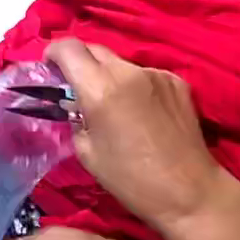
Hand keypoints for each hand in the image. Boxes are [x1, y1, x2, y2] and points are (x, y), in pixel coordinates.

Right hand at [45, 38, 239, 234]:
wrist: (189, 191)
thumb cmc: (131, 180)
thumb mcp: (87, 152)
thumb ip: (76, 117)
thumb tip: (76, 104)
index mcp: (100, 88)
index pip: (69, 48)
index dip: (54, 53)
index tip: (50, 67)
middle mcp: (128, 72)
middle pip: (95, 49)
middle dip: (80, 62)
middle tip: (76, 88)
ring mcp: (156, 73)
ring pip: (121, 63)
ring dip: (110, 76)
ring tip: (114, 106)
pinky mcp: (177, 81)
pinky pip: (145, 75)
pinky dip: (135, 86)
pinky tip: (142, 112)